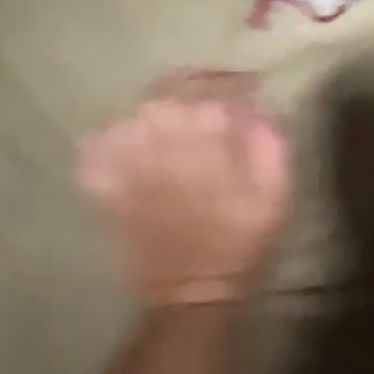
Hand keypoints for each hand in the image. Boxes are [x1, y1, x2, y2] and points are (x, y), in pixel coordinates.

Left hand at [77, 71, 290, 305]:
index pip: (219, 83)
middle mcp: (162, 131)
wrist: (194, 292)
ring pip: (136, 108)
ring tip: (176, 113)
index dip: (237, 82)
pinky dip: (111, 137)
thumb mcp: (274, 183)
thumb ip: (267, 133)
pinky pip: (98, 146)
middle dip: (196, 84)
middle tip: (213, 95)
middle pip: (172, 86)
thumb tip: (254, 102)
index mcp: (207, 126)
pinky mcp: (106, 184)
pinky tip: (131, 140)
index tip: (251, 87)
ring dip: (158, 105)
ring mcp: (128, 157)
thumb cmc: (242, 234)